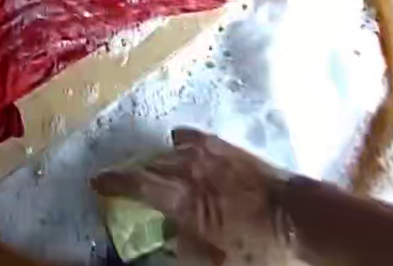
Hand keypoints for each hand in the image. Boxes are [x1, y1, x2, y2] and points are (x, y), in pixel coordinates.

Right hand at [91, 128, 295, 265]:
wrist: (296, 215)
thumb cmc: (259, 247)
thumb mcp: (221, 265)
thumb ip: (189, 252)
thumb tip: (170, 240)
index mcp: (185, 198)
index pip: (139, 183)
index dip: (114, 182)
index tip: (96, 181)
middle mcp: (190, 167)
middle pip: (151, 165)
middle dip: (135, 174)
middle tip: (124, 185)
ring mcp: (207, 152)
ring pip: (169, 151)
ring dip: (157, 162)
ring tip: (154, 173)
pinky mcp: (224, 145)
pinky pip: (191, 138)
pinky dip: (180, 144)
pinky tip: (180, 148)